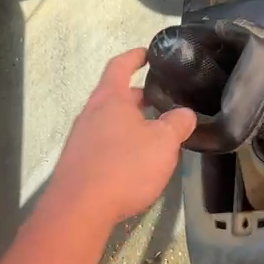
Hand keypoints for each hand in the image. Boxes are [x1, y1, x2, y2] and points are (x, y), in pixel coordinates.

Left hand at [43, 48, 196, 228]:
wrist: (79, 210)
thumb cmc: (123, 166)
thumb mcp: (162, 143)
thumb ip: (177, 124)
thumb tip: (185, 114)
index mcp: (110, 98)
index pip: (120, 66)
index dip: (134, 57)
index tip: (148, 54)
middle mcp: (91, 113)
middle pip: (116, 96)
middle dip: (140, 97)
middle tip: (164, 101)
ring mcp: (81, 139)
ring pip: (111, 122)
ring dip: (132, 123)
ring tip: (156, 134)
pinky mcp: (79, 163)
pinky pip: (104, 144)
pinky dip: (122, 144)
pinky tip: (137, 162)